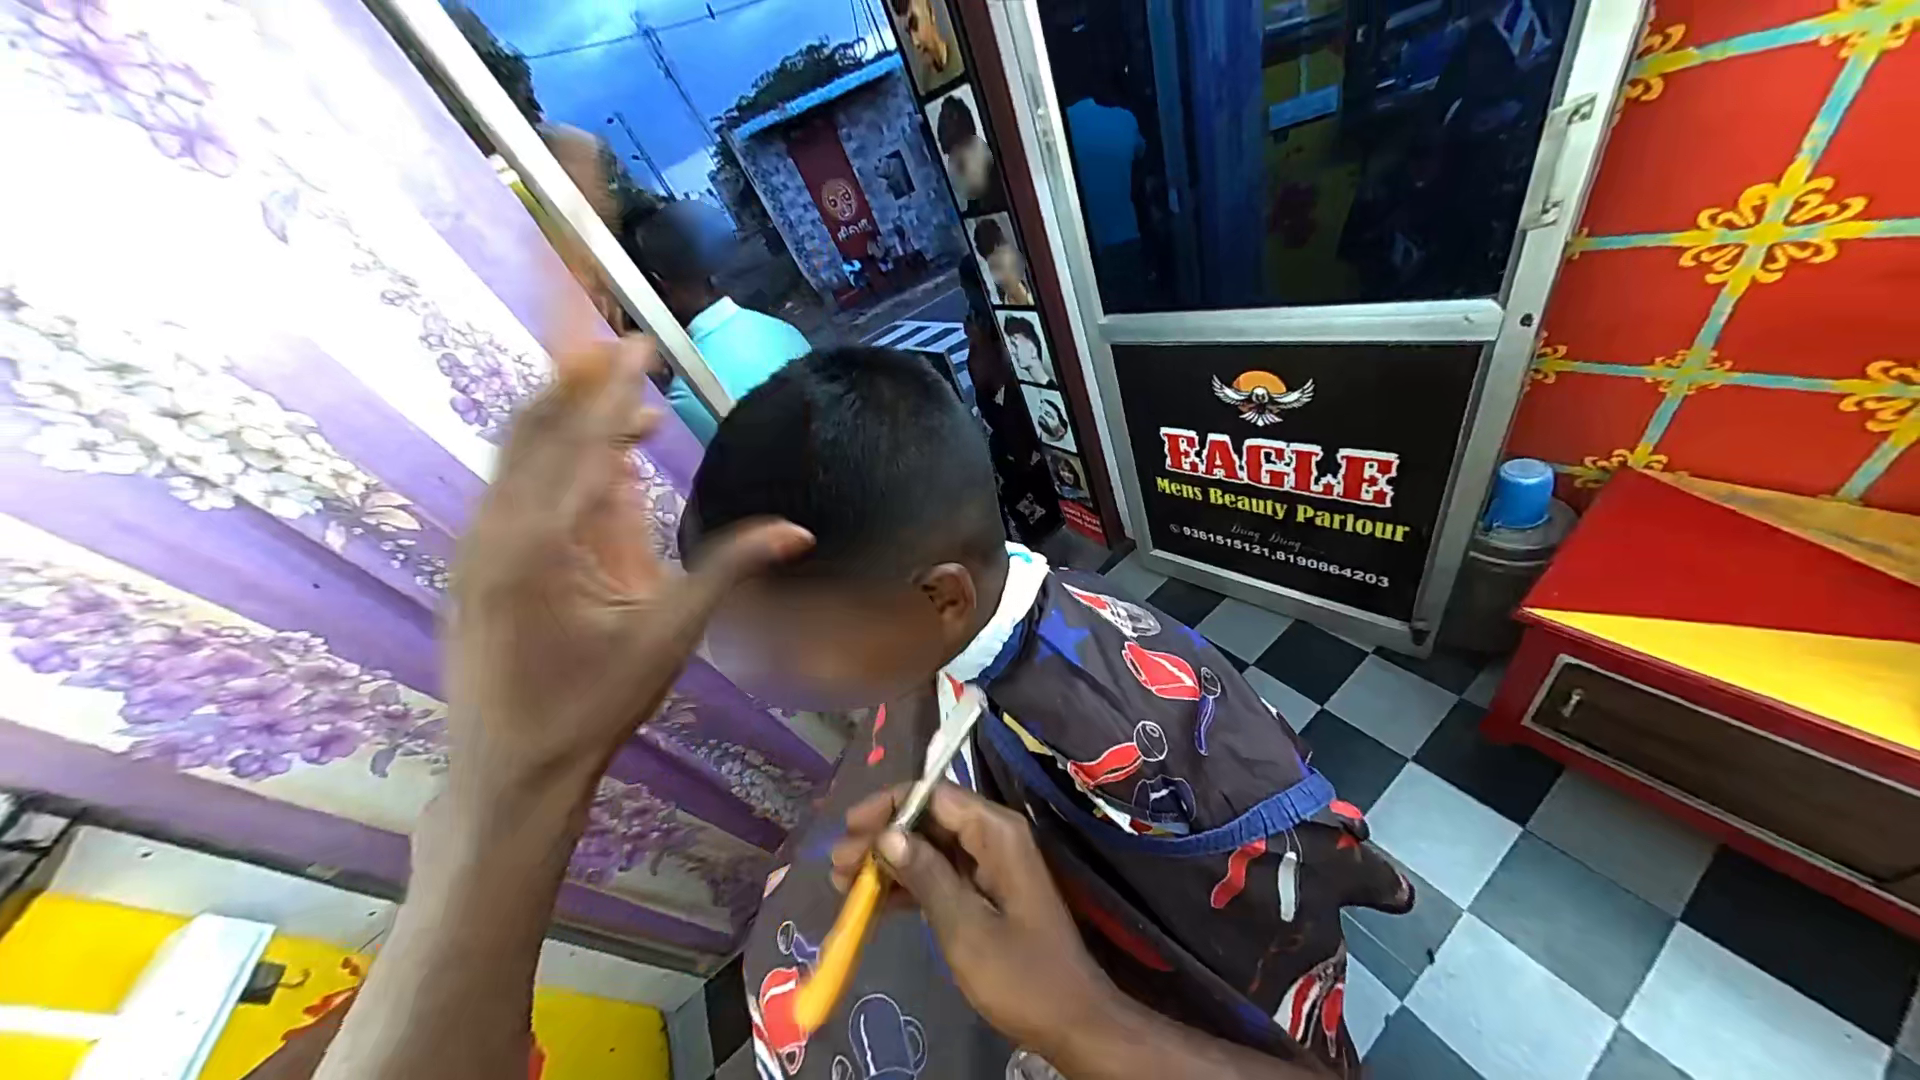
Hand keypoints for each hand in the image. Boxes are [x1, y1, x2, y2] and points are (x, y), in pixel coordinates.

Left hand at [444, 336, 809, 804]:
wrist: (511, 769)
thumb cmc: (595, 702)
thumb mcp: (671, 632)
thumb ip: (730, 569)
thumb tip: (798, 530)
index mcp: (541, 543)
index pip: (584, 442)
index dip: (616, 388)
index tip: (641, 344)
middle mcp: (496, 530)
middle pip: (536, 430)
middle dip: (580, 384)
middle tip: (621, 350)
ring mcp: (476, 545)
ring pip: (518, 457)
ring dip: (569, 421)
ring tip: (624, 405)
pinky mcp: (474, 562)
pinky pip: (514, 491)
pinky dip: (554, 463)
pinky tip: (597, 468)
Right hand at [830, 783, 1124, 1057]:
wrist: (1072, 1020)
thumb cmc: (1021, 974)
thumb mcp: (965, 927)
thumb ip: (926, 875)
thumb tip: (886, 834)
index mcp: (995, 830)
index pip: (934, 795)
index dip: (888, 806)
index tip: (850, 827)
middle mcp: (993, 834)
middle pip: (929, 818)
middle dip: (882, 837)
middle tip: (839, 864)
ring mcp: (990, 860)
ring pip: (930, 845)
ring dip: (890, 862)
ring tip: (845, 883)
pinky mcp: (986, 886)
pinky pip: (941, 870)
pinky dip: (910, 883)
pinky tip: (875, 901)